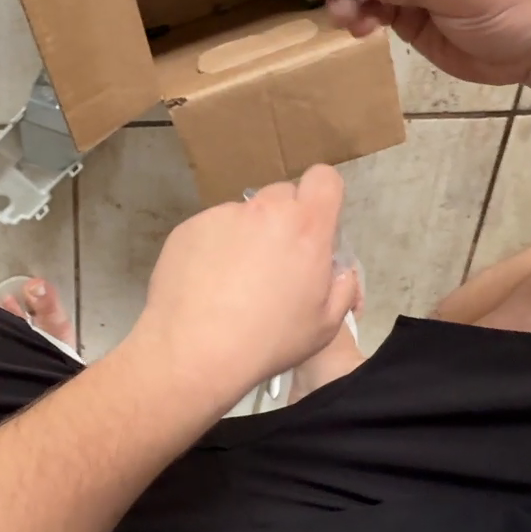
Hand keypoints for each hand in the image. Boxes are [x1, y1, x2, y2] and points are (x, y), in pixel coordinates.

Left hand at [128, 165, 359, 399]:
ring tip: (232, 282)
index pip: (324, 179)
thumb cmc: (267, 342)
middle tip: (275, 263)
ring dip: (246, 237)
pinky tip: (206, 284)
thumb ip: (342, 287)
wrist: (192, 352)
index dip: (323, 197)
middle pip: (282, 196)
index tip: (316, 226)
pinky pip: (211, 230)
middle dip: (284, 222)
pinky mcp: (188, 228)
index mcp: (306, 227)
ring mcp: (221, 216)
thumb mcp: (325, 325)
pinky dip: (213, 248)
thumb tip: (338, 270)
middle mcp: (263, 210)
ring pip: (244, 216)